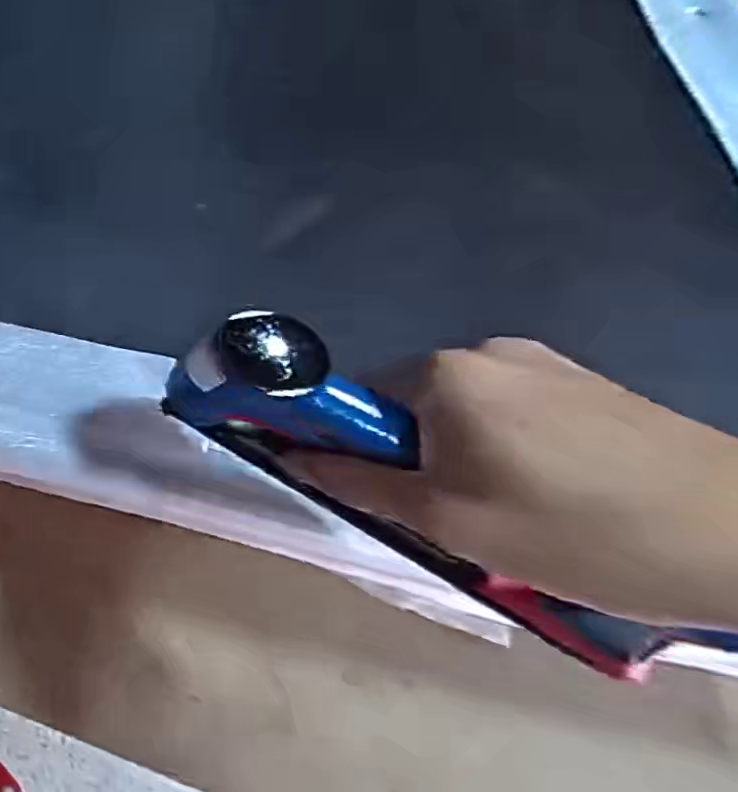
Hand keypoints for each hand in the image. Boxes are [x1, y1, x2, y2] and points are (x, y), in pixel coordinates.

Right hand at [285, 338, 737, 628]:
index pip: (354, 400)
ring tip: (517, 505)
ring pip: (461, 409)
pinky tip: (559, 488)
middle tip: (456, 508)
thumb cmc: (584, 531)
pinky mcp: (591, 383)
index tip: (382, 485)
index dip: (355, 443)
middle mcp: (482, 351)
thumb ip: (357, 482)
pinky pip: (513, 408)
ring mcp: (543, 363)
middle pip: (409, 403)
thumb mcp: (450, 522)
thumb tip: (293, 458)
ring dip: (465, 450)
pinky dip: (512, 444)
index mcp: (441, 373)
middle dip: (416, 452)